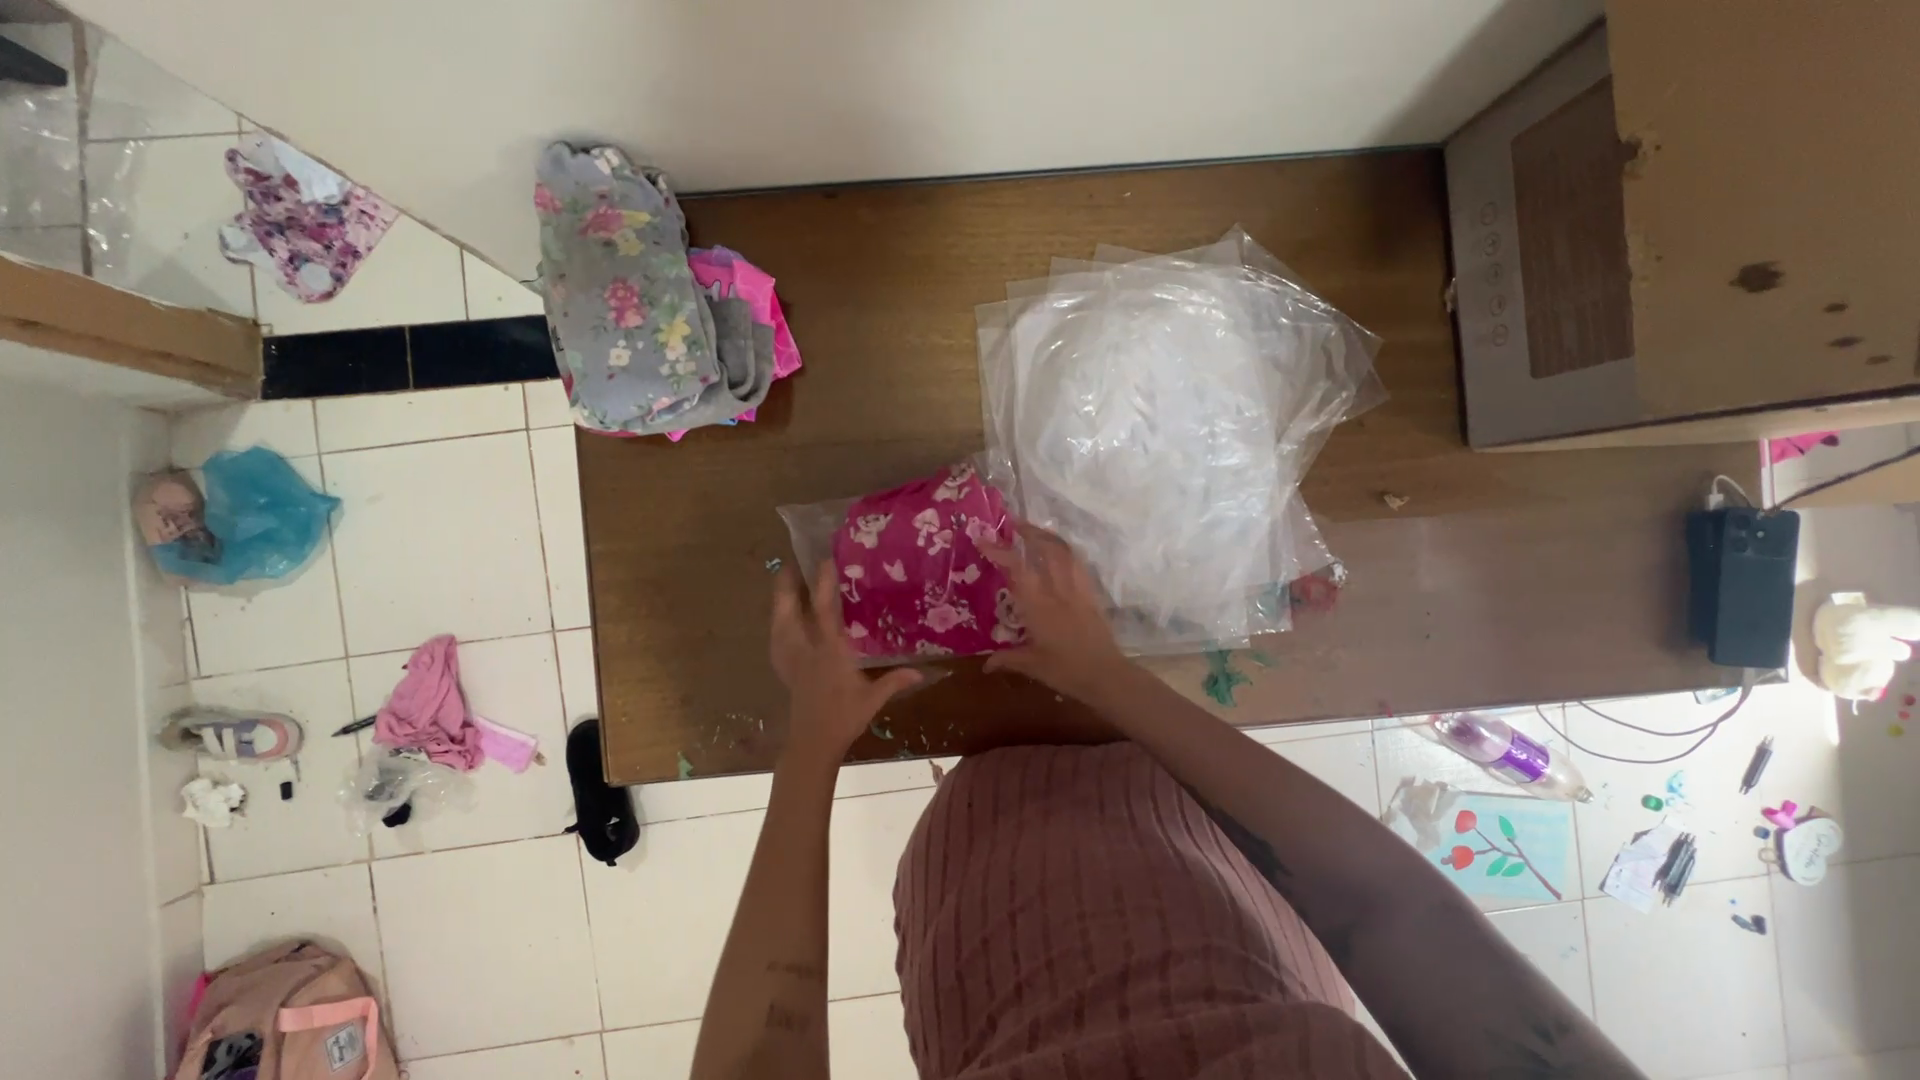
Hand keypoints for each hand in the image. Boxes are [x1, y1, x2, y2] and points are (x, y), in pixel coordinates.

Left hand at [770, 560, 921, 765]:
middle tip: (790, 563)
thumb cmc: (844, 719)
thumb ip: (894, 682)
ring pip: (779, 624)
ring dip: (780, 602)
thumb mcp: (873, 699)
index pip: (823, 612)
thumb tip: (921, 671)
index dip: (822, 585)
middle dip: (787, 587)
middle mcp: (806, 651)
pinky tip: (782, 620)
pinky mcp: (786, 670)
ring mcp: (792, 661)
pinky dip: (778, 624)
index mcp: (829, 652)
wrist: (813, 744)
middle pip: (788, 613)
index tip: (825, 561)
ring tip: (785, 583)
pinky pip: (777, 640)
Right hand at [980, 523, 1130, 699]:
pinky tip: (1060, 554)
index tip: (983, 539)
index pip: (1017, 568)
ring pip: (1065, 552)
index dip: (999, 550)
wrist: (1106, 675)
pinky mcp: (1091, 595)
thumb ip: (1007, 659)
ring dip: (1049, 537)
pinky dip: (1066, 552)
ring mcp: (1078, 590)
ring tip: (1036, 532)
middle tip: (1013, 524)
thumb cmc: (1066, 671)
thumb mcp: (1032, 665)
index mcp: (1039, 605)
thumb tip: (985, 665)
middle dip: (1029, 531)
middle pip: (1046, 548)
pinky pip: (1078, 565)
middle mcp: (1058, 590)